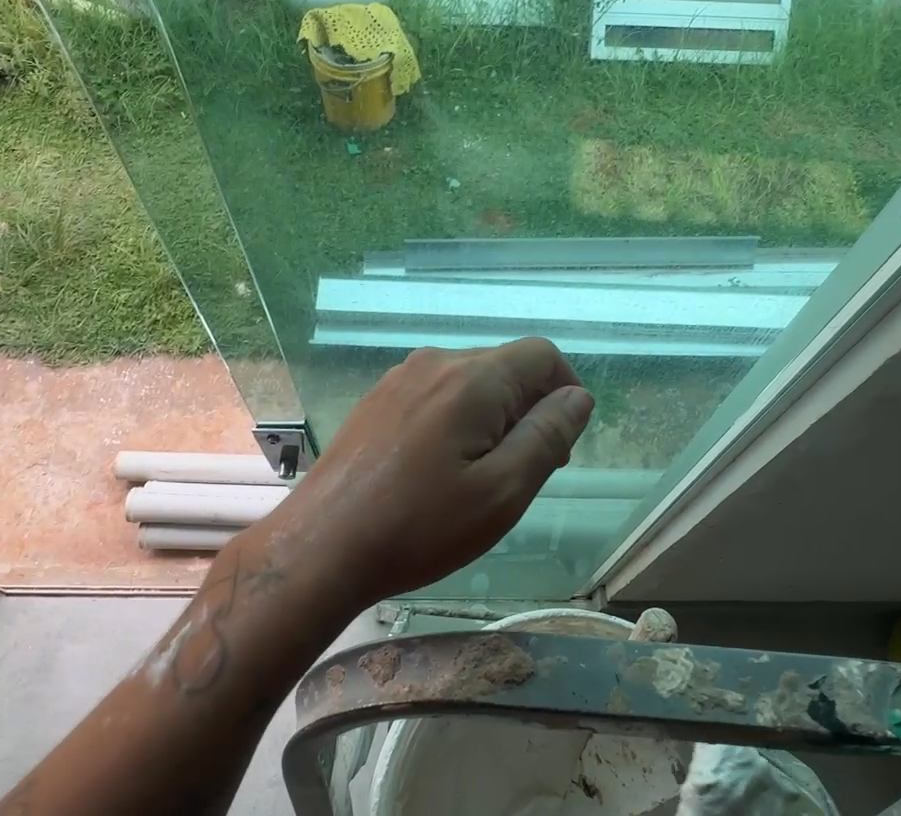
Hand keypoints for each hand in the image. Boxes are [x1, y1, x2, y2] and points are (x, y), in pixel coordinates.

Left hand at [253, 338, 594, 610]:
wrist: (321, 546)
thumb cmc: (419, 525)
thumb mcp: (502, 491)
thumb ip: (547, 436)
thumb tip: (578, 396)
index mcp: (471, 378)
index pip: (542, 354)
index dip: (565, 391)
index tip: (558, 446)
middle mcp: (434, 363)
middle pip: (505, 366)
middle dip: (529, 408)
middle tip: (522, 473)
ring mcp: (399, 379)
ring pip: (470, 382)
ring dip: (493, 417)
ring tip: (480, 477)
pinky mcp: (377, 400)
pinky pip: (436, 394)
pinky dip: (457, 420)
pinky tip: (439, 470)